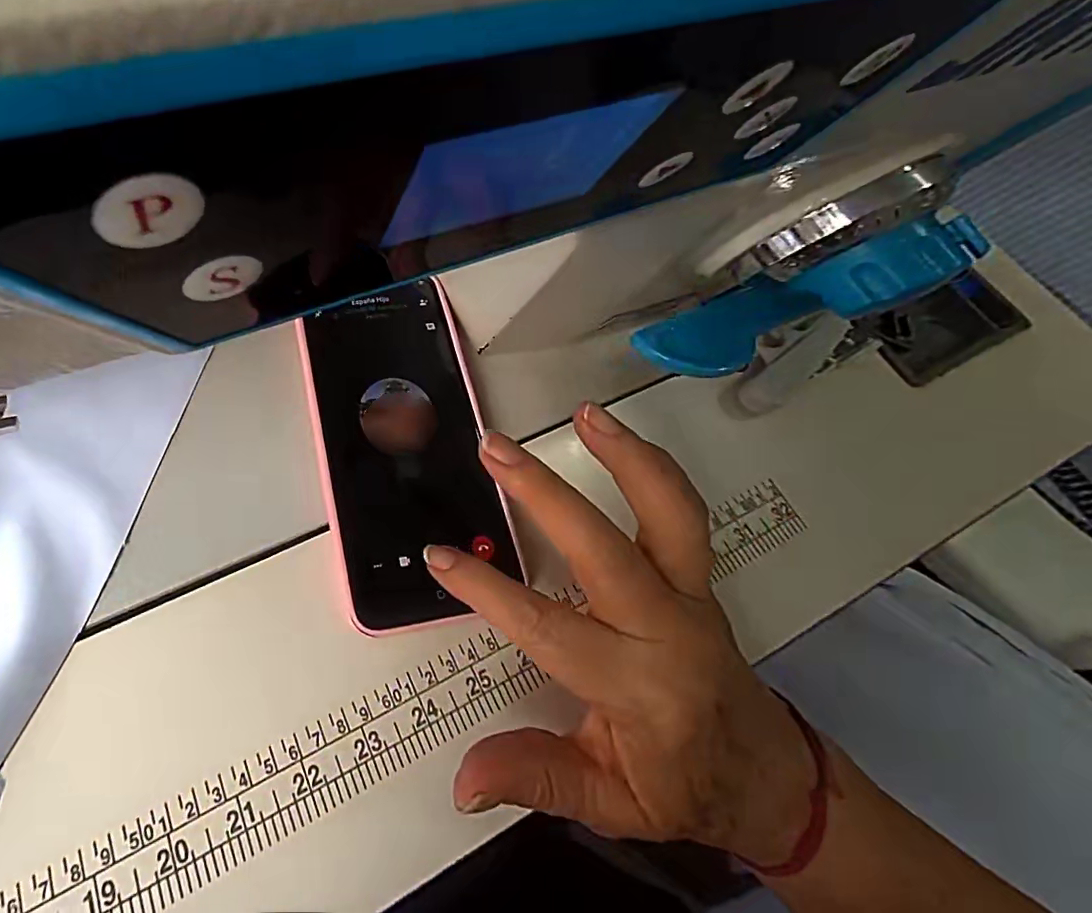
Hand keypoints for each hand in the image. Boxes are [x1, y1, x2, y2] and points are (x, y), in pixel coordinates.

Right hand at [423, 403, 816, 864]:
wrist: (775, 780)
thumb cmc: (684, 785)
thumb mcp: (610, 798)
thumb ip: (535, 776)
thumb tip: (465, 781)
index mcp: (637, 685)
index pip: (546, 626)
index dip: (487, 589)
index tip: (441, 557)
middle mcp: (667, 631)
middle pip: (605, 550)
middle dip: (543, 495)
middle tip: (493, 451)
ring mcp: (690, 597)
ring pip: (670, 517)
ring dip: (624, 459)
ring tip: (582, 417)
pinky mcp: (698, 580)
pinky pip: (682, 512)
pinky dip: (649, 467)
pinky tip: (612, 435)